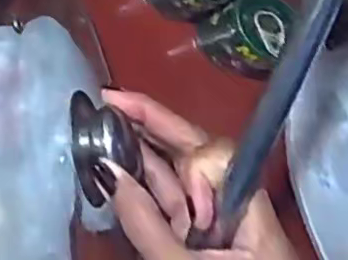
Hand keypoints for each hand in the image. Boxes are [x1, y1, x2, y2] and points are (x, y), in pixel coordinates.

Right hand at [99, 89, 296, 259]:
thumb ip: (145, 224)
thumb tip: (104, 168)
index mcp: (250, 218)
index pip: (215, 153)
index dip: (172, 132)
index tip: (122, 110)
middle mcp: (234, 214)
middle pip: (192, 154)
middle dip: (147, 125)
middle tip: (102, 102)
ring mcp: (216, 230)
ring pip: (175, 175)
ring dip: (135, 151)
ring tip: (97, 129)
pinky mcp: (199, 245)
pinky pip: (166, 201)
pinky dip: (137, 183)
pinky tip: (110, 168)